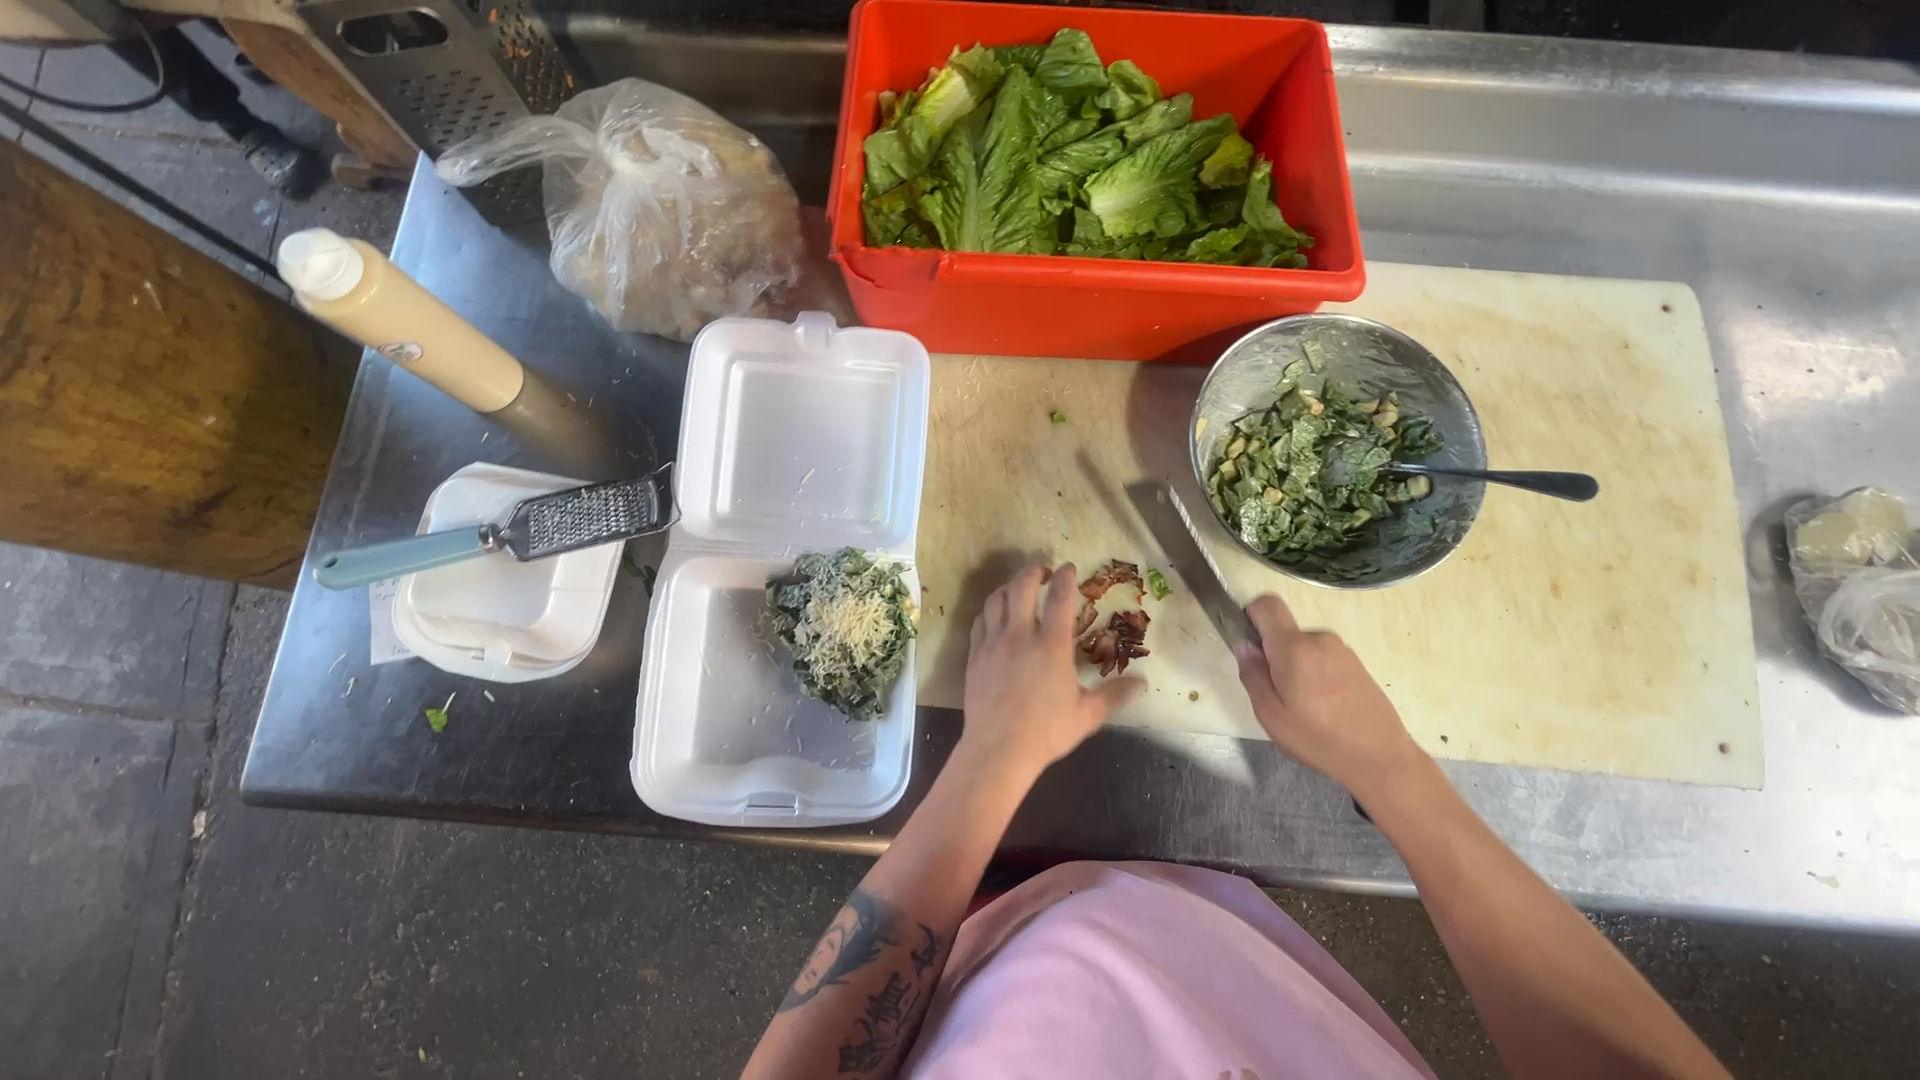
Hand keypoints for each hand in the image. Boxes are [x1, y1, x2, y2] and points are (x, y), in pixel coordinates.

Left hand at [960, 563, 1143, 780]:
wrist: (998, 749)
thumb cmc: (1046, 732)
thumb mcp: (1087, 715)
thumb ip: (1114, 695)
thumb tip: (1142, 684)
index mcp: (1052, 646)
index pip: (1060, 598)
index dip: (1066, 578)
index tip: (1069, 568)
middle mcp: (1020, 636)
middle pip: (1022, 587)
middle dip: (1032, 571)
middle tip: (1042, 568)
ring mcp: (993, 644)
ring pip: (996, 600)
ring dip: (1008, 586)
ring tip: (1017, 586)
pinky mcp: (975, 656)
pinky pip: (979, 621)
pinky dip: (989, 610)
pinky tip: (994, 614)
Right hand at [1234, 594, 1426, 795]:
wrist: (1381, 758)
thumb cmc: (1318, 739)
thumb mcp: (1270, 714)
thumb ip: (1252, 674)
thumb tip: (1244, 645)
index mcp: (1295, 648)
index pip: (1267, 604)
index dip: (1250, 616)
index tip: (1249, 646)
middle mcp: (1320, 640)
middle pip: (1284, 632)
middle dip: (1273, 655)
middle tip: (1277, 694)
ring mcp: (1342, 650)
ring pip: (1303, 647)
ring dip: (1295, 667)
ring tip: (1303, 706)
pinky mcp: (1356, 663)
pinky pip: (1322, 658)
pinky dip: (1314, 675)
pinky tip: (1323, 707)